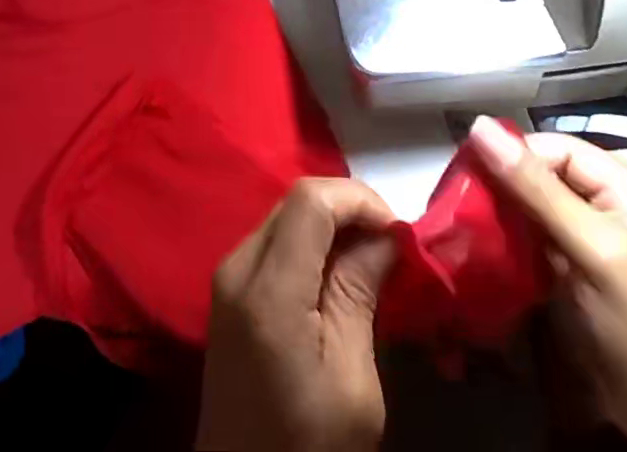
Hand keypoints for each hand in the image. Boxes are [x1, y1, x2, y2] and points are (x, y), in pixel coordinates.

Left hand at [198, 179, 398, 451]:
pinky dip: (314, 238)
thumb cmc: (306, 448)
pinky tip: (340, 270)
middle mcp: (238, 270)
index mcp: (268, 293)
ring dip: (334, 221)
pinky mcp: (230, 290)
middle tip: (391, 243)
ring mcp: (229, 278)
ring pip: (288, 212)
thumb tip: (387, 234)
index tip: (398, 234)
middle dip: (351, 207)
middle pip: (298, 199)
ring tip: (372, 256)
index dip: (360, 201)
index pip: (311, 201)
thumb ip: (360, 293)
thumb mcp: (351, 382)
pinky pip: (277, 237)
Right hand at [467, 116, 626, 451]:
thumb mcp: (594, 253)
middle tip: (464, 203)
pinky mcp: (610, 290)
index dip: (518, 155)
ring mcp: (625, 255)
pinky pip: (565, 253)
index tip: (468, 171)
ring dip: (521, 223)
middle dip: (515, 190)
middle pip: (563, 183)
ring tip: (476, 229)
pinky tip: (507, 261)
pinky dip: (535, 253)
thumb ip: (538, 191)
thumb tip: (480, 126)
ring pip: (560, 219)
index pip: (568, 152)